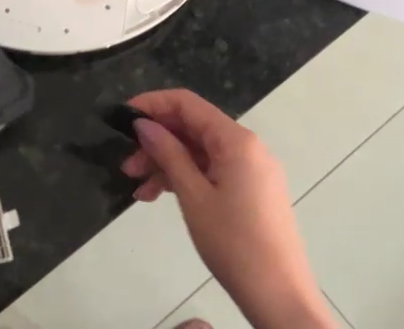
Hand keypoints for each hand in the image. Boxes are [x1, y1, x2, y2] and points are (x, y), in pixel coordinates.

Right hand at [121, 89, 331, 328]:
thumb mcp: (193, 196)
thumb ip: (167, 153)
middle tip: (126, 165)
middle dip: (156, 141)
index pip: (186, 103)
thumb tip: (142, 123)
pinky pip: (211, 171)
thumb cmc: (235, 244)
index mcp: (237, 141)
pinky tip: (159, 197)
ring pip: (199, 152)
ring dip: (166, 164)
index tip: (121, 119)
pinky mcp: (252, 191)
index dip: (151, 104)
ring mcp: (252, 171)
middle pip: (192, 128)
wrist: (282, 300)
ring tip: (138, 188)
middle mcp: (247, 148)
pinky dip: (185, 178)